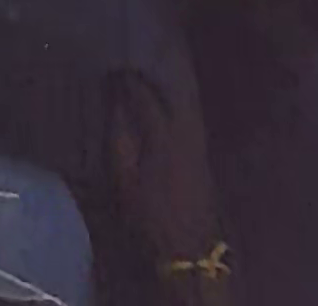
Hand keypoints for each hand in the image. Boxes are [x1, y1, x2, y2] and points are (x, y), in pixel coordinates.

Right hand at [107, 71, 227, 303]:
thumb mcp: (124, 179)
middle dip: (152, 79)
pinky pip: (190, 118)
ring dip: (167, 89)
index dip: (129, 81)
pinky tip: (167, 103)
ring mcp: (198, 146)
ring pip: (185, 106)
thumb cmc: (150, 216)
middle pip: (171, 95)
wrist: (190, 252)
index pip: (145, 98)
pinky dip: (177, 104)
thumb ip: (120, 138)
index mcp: (163, 137)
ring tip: (150, 77)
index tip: (114, 68)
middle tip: (134, 66)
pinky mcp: (203, 157)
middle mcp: (185, 135)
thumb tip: (116, 106)